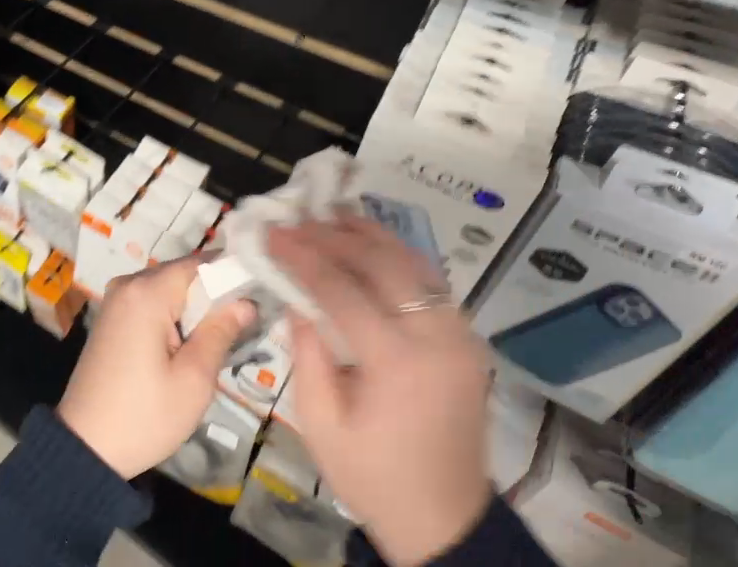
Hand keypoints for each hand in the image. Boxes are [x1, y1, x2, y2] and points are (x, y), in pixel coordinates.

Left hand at [57, 259, 256, 478]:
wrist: (87, 444)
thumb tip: (246, 301)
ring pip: (170, 290)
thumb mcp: (194, 379)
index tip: (264, 294)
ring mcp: (116, 300)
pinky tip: (195, 344)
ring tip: (229, 337)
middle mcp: (127, 285)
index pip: (200, 263)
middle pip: (184, 274)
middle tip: (251, 323)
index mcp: (146, 292)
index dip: (233, 274)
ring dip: (197, 309)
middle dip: (216, 294)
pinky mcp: (113, 318)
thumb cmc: (145, 415)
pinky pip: (153, 304)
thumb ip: (220, 332)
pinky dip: (176, 318)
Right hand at [270, 220, 493, 566]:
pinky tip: (368, 245)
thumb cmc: (371, 475)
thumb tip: (295, 299)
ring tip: (329, 216)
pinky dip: (396, 257)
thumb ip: (307, 352)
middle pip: (382, 264)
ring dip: (369, 236)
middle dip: (332, 235)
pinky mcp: (467, 342)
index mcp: (398, 362)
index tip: (270, 233)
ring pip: (414, 264)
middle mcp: (437, 339)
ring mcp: (461, 337)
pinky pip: (430, 283)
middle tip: (295, 220)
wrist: (444, 520)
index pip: (341, 288)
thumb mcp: (320, 421)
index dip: (301, 256)